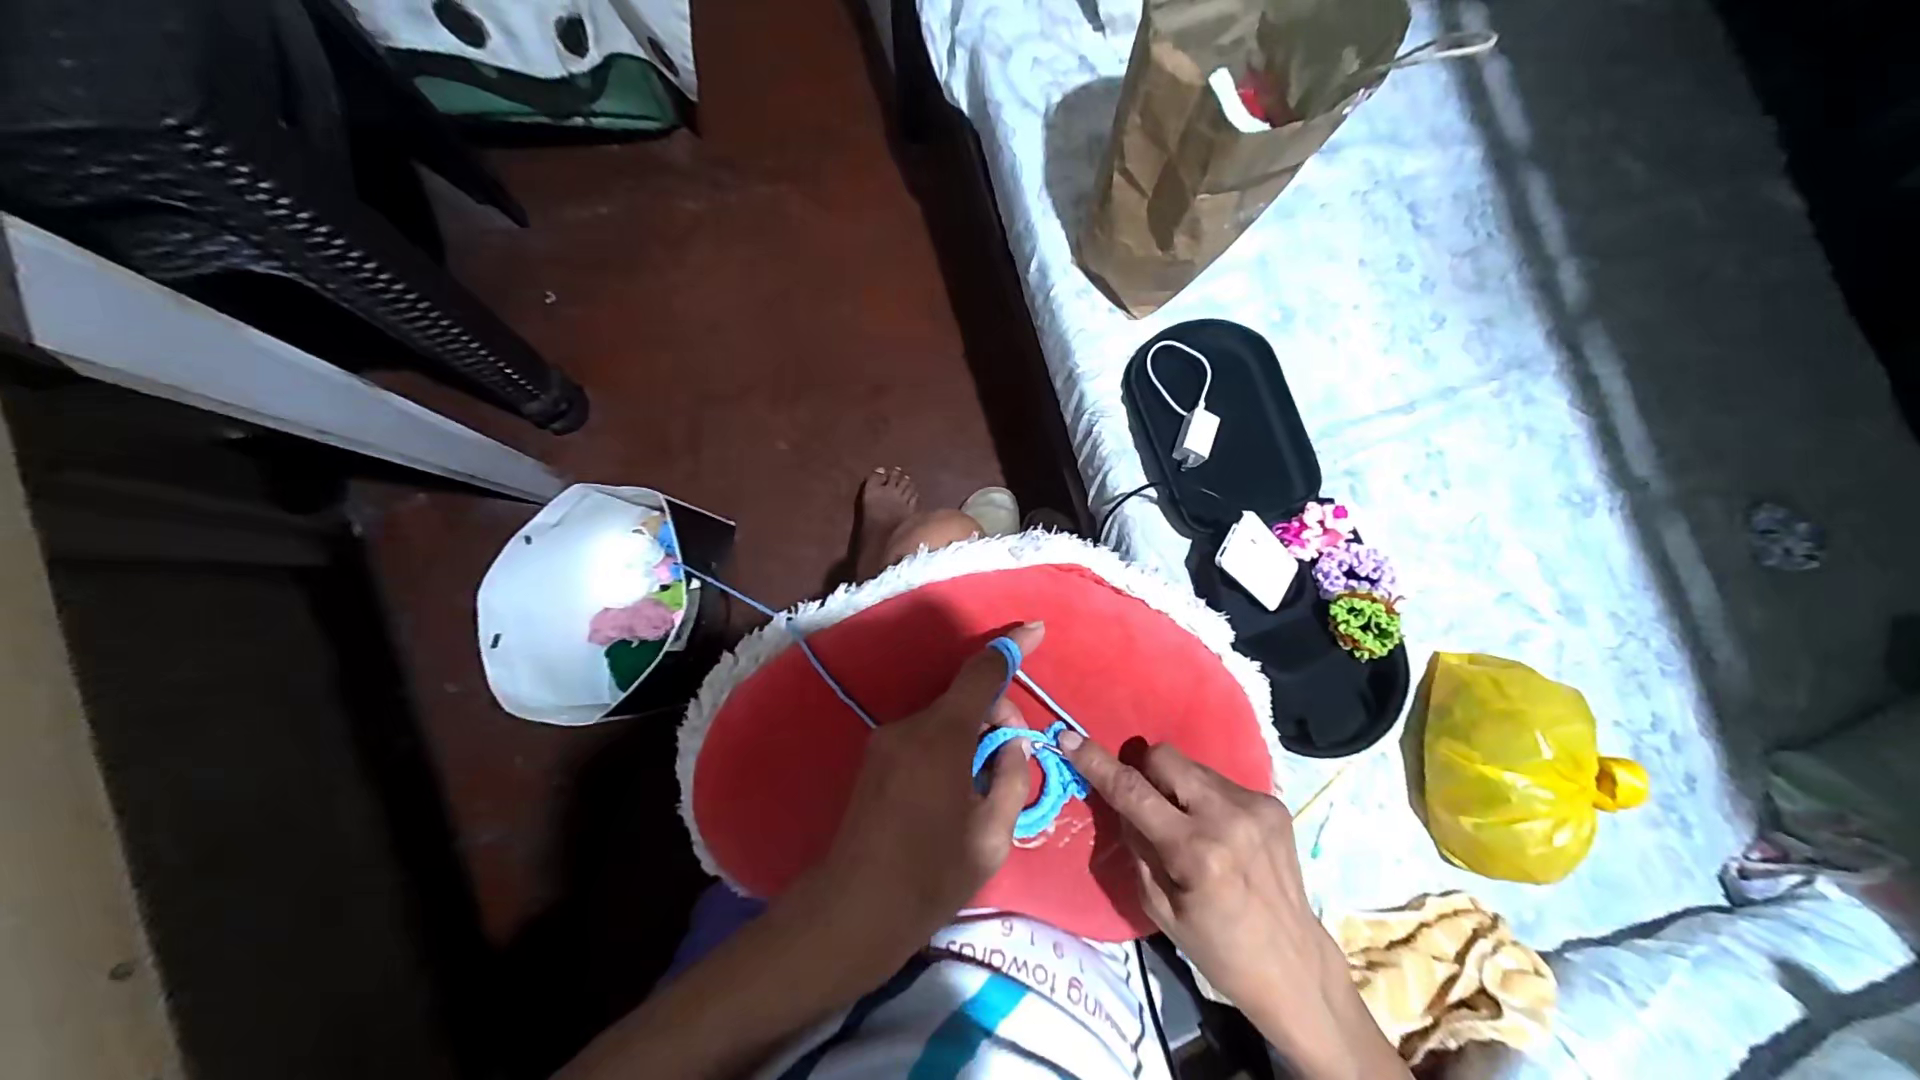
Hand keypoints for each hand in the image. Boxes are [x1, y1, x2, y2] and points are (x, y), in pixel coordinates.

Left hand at [806, 622, 1043, 958]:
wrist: (854, 908)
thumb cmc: (931, 874)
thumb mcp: (993, 833)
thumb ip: (1010, 775)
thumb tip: (1011, 743)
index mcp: (942, 736)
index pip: (981, 673)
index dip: (1011, 648)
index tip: (1034, 629)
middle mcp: (910, 725)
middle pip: (965, 700)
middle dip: (996, 718)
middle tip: (1011, 763)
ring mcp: (886, 739)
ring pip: (945, 720)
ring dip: (971, 738)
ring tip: (979, 790)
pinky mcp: (875, 757)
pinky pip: (924, 737)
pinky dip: (947, 749)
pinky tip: (951, 792)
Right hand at [1059, 733, 1408, 1079]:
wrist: (1294, 967)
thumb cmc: (1217, 948)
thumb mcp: (1158, 905)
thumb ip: (1136, 843)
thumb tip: (1122, 799)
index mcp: (1195, 852)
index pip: (1132, 791)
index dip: (1096, 762)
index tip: (1070, 738)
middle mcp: (1227, 817)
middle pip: (1164, 757)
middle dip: (1145, 772)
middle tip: (1148, 806)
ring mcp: (1255, 806)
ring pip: (1191, 765)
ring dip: (1177, 786)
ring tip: (1189, 825)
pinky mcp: (1273, 803)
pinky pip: (1218, 780)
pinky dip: (1204, 797)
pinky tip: (1218, 832)